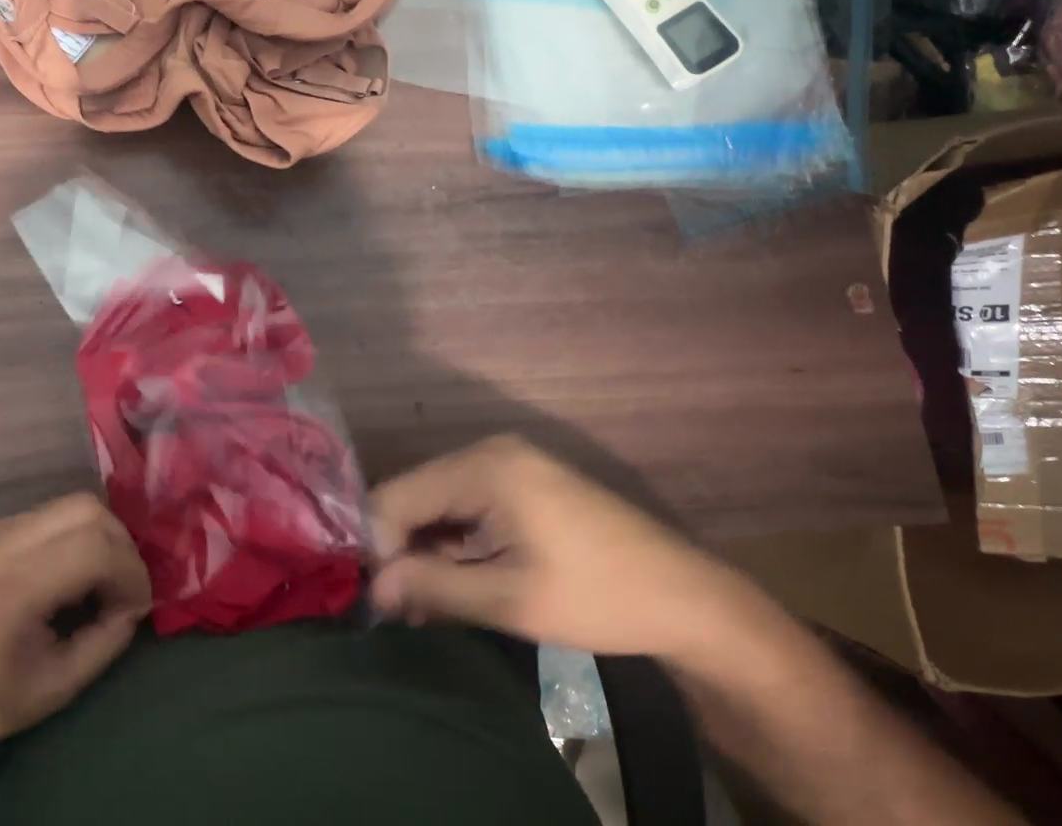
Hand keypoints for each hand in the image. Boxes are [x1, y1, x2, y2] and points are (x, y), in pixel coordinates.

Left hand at [0, 494, 151, 772]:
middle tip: (123, 594)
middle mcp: (3, 541)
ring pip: (71, 505)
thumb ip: (106, 640)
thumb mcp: (56, 686)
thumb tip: (134, 606)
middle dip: (121, 548)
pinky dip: (75, 538)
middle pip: (89, 509)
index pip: (97, 546)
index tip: (135, 611)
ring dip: (99, 539)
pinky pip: (49, 516)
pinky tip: (69, 580)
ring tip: (99, 588)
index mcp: (15, 583)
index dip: (132, 575)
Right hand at [369, 436, 758, 660]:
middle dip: (401, 550)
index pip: (395, 498)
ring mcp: (508, 463)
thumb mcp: (508, 600)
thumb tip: (372, 590)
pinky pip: (465, 506)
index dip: (378, 549)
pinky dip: (455, 543)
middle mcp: (489, 452)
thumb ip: (432, 587)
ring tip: (427, 605)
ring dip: (427, 551)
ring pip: (437, 504)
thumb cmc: (598, 598)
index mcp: (484, 467)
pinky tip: (457, 583)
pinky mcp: (522, 482)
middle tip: (400, 608)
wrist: (689, 601)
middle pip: (414, 497)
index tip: (381, 601)